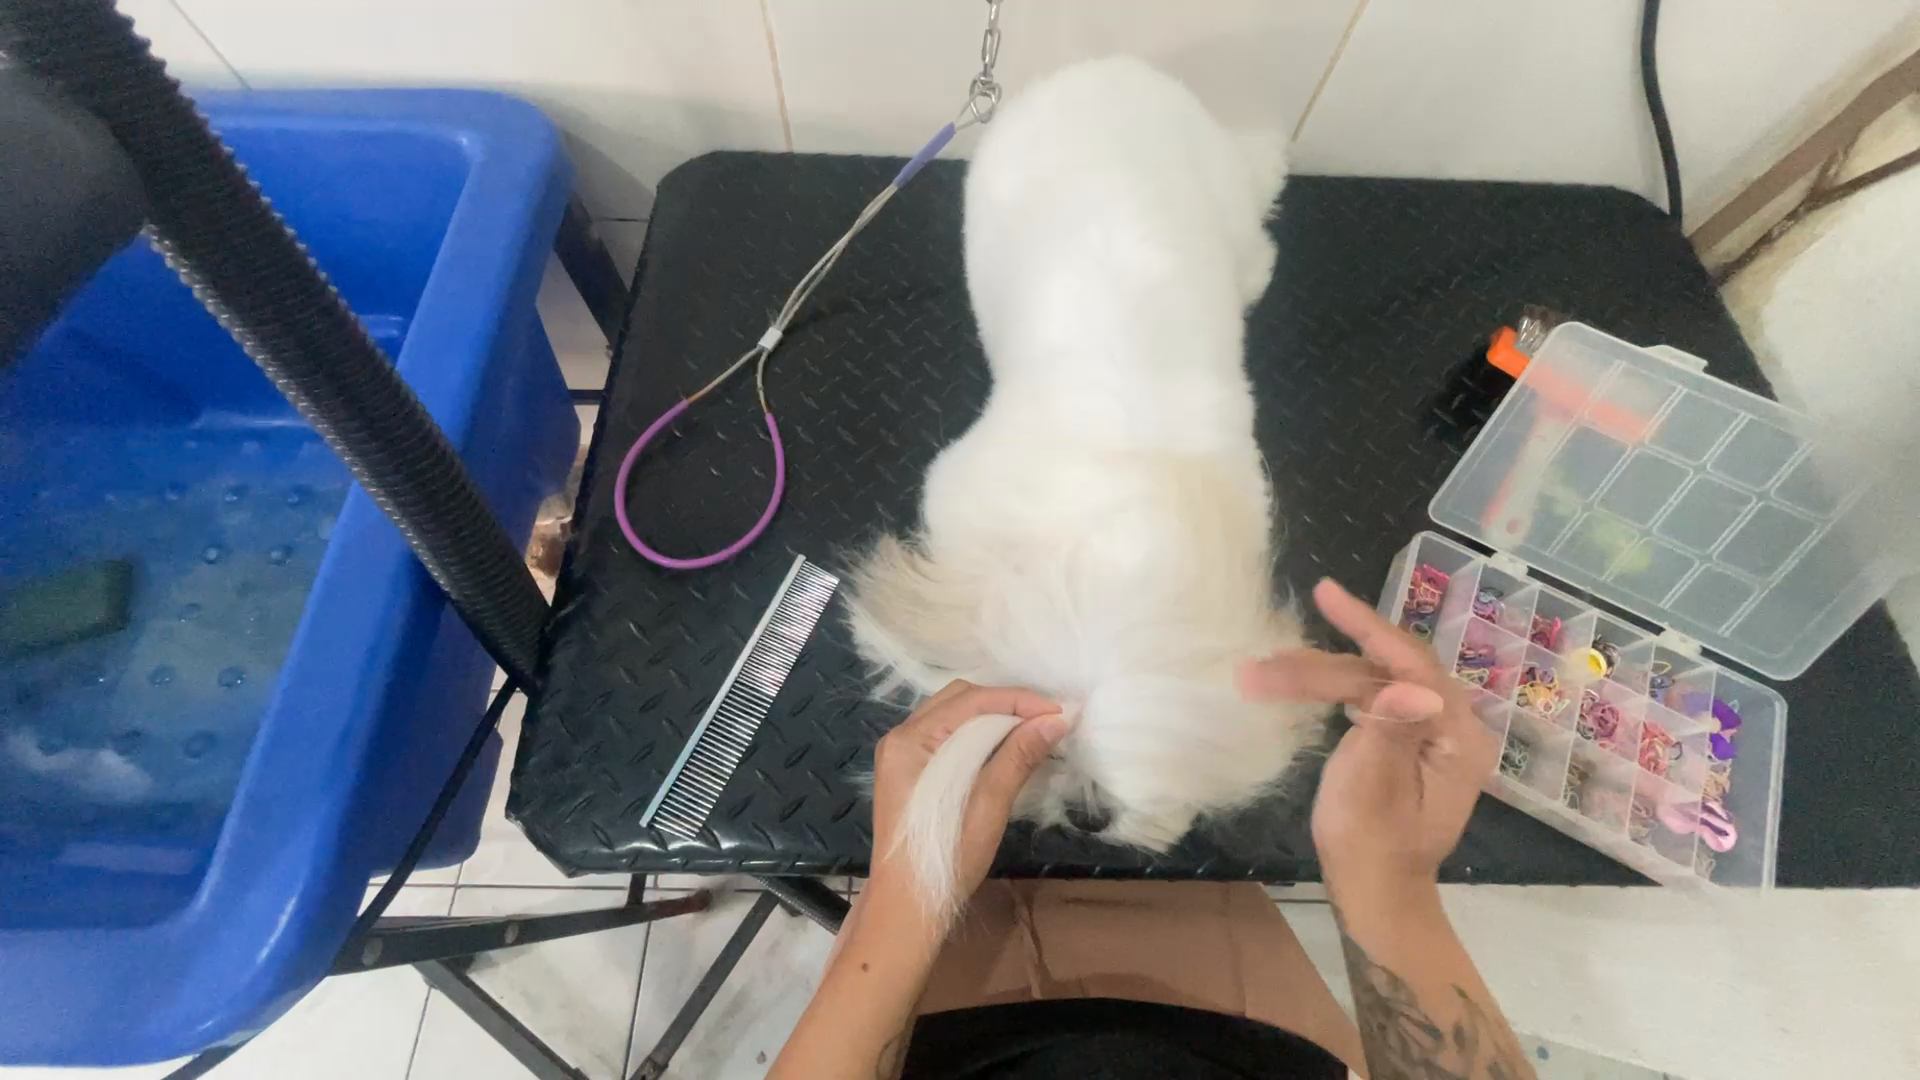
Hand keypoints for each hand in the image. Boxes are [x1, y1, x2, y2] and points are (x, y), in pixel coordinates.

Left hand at [869, 680, 1068, 919]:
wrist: (907, 910)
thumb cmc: (946, 862)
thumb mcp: (987, 808)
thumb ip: (1017, 758)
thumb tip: (1056, 720)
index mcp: (911, 742)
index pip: (970, 701)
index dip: (1017, 700)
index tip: (1059, 711)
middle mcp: (901, 737)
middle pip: (959, 699)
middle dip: (1006, 702)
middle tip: (1047, 719)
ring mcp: (902, 752)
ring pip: (953, 712)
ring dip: (993, 714)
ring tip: (1032, 727)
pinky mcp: (909, 767)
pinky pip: (947, 732)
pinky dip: (977, 731)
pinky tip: (1004, 743)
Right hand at [1238, 579, 1497, 899]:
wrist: (1375, 889)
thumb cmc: (1370, 845)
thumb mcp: (1375, 789)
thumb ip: (1391, 731)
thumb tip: (1409, 685)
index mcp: (1454, 737)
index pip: (1410, 663)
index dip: (1366, 625)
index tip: (1324, 594)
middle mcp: (1447, 724)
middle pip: (1381, 668)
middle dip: (1318, 663)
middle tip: (1262, 664)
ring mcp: (1425, 729)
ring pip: (1367, 678)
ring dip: (1314, 672)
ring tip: (1263, 670)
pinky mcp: (1402, 734)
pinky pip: (1365, 693)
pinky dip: (1326, 684)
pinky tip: (1295, 677)